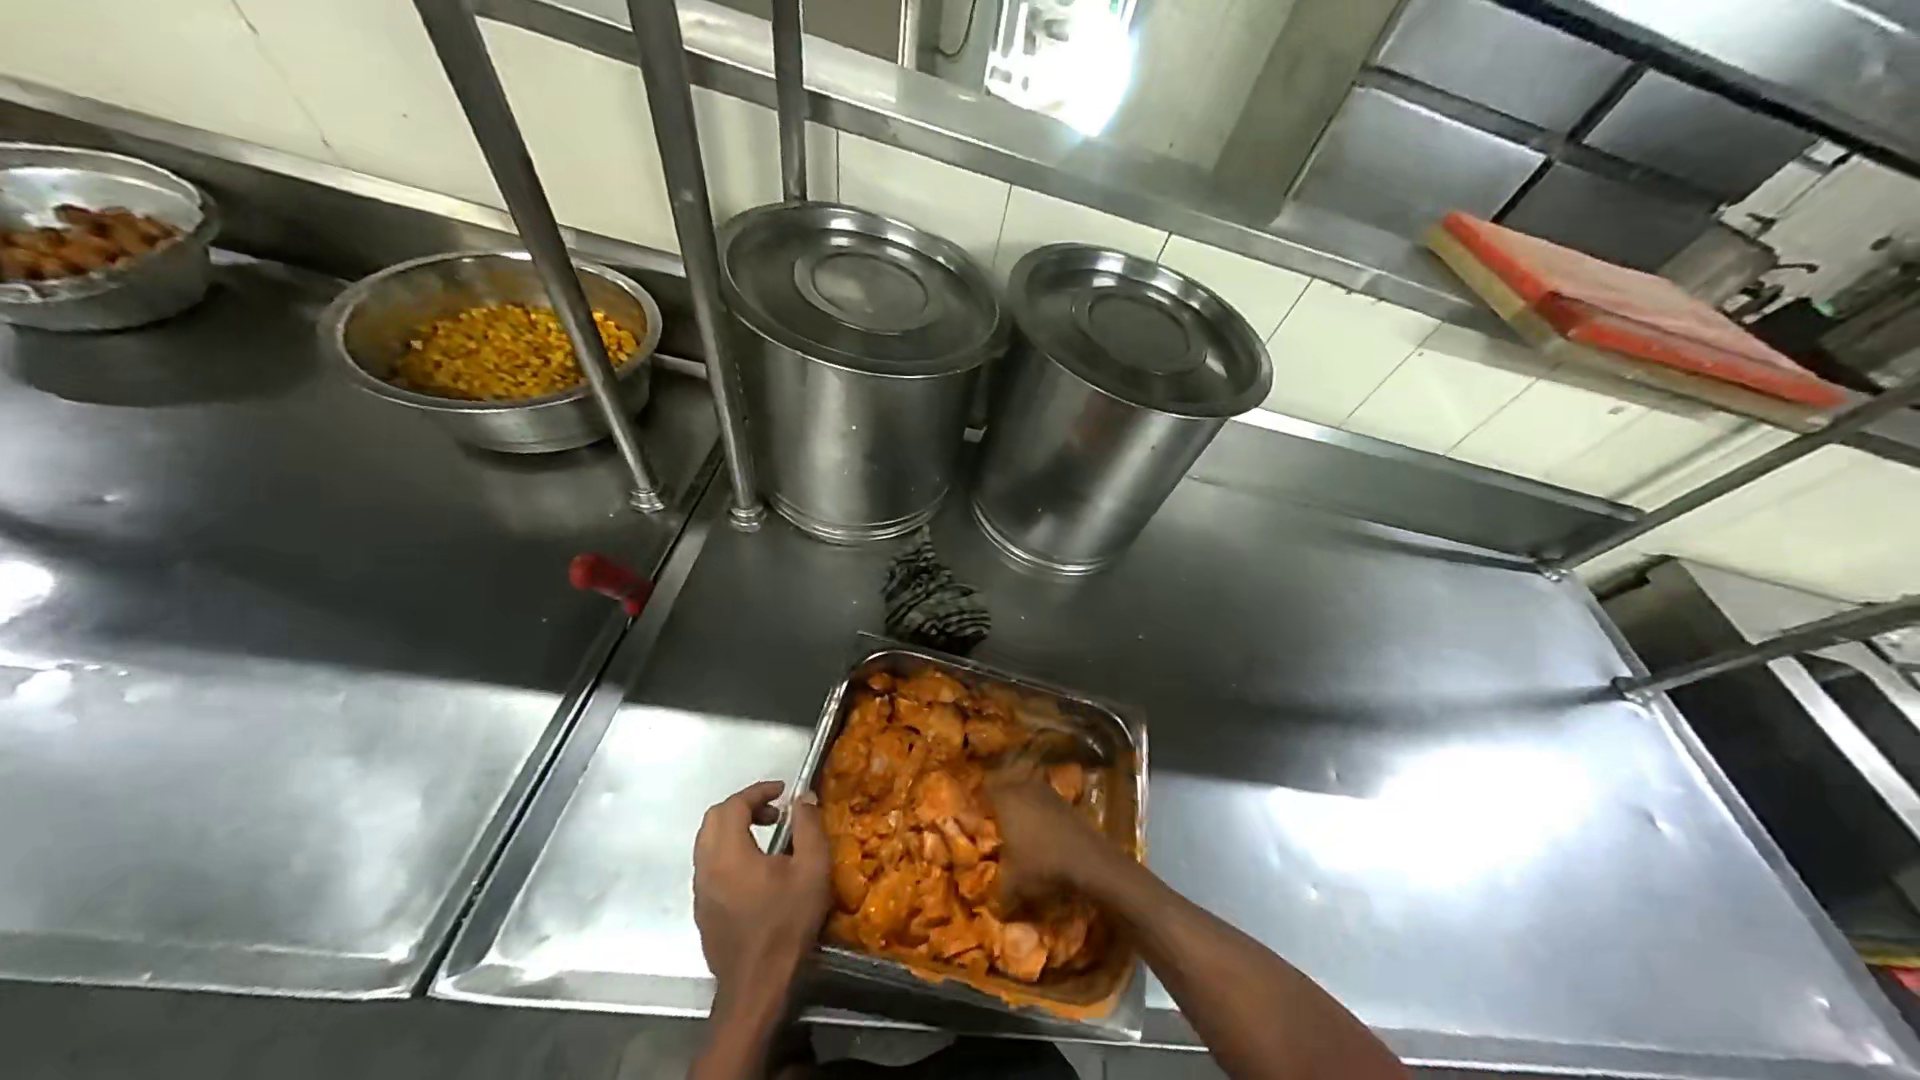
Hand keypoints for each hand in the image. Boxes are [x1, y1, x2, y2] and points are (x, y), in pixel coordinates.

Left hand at [692, 780, 831, 990]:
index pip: (734, 805)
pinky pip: (709, 864)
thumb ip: (808, 826)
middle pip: (714, 819)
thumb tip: (804, 798)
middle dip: (744, 806)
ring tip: (767, 836)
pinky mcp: (702, 909)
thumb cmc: (787, 923)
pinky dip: (729, 850)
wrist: (757, 984)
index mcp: (728, 852)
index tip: (783, 791)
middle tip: (775, 813)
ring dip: (735, 828)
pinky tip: (755, 869)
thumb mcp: (812, 869)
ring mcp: (700, 890)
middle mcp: (706, 866)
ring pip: (708, 842)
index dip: (758, 791)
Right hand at [985, 770, 1122, 899]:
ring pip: (1024, 789)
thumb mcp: (1012, 885)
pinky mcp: (1064, 800)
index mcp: (1004, 799)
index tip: (974, 816)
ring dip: (1019, 802)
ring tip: (1016, 823)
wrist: (1089, 861)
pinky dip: (1037, 809)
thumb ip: (996, 894)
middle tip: (992, 819)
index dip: (977, 801)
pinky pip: (1042, 798)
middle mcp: (1023, 787)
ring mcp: (1046, 791)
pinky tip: (1039, 829)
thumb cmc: (1042, 865)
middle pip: (1004, 784)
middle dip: (997, 799)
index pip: (983, 789)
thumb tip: (990, 908)